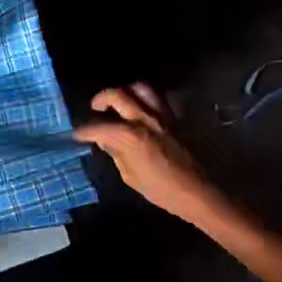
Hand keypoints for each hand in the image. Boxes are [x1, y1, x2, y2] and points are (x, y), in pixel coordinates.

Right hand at [75, 83, 242, 227]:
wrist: (204, 193)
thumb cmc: (165, 191)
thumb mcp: (131, 178)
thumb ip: (116, 154)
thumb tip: (106, 141)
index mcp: (128, 136)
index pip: (97, 127)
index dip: (83, 131)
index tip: (77, 135)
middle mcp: (143, 118)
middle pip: (116, 95)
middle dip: (100, 99)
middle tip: (96, 109)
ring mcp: (163, 115)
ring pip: (140, 88)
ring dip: (126, 92)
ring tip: (122, 102)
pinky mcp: (178, 117)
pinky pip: (163, 98)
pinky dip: (152, 100)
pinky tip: (148, 109)